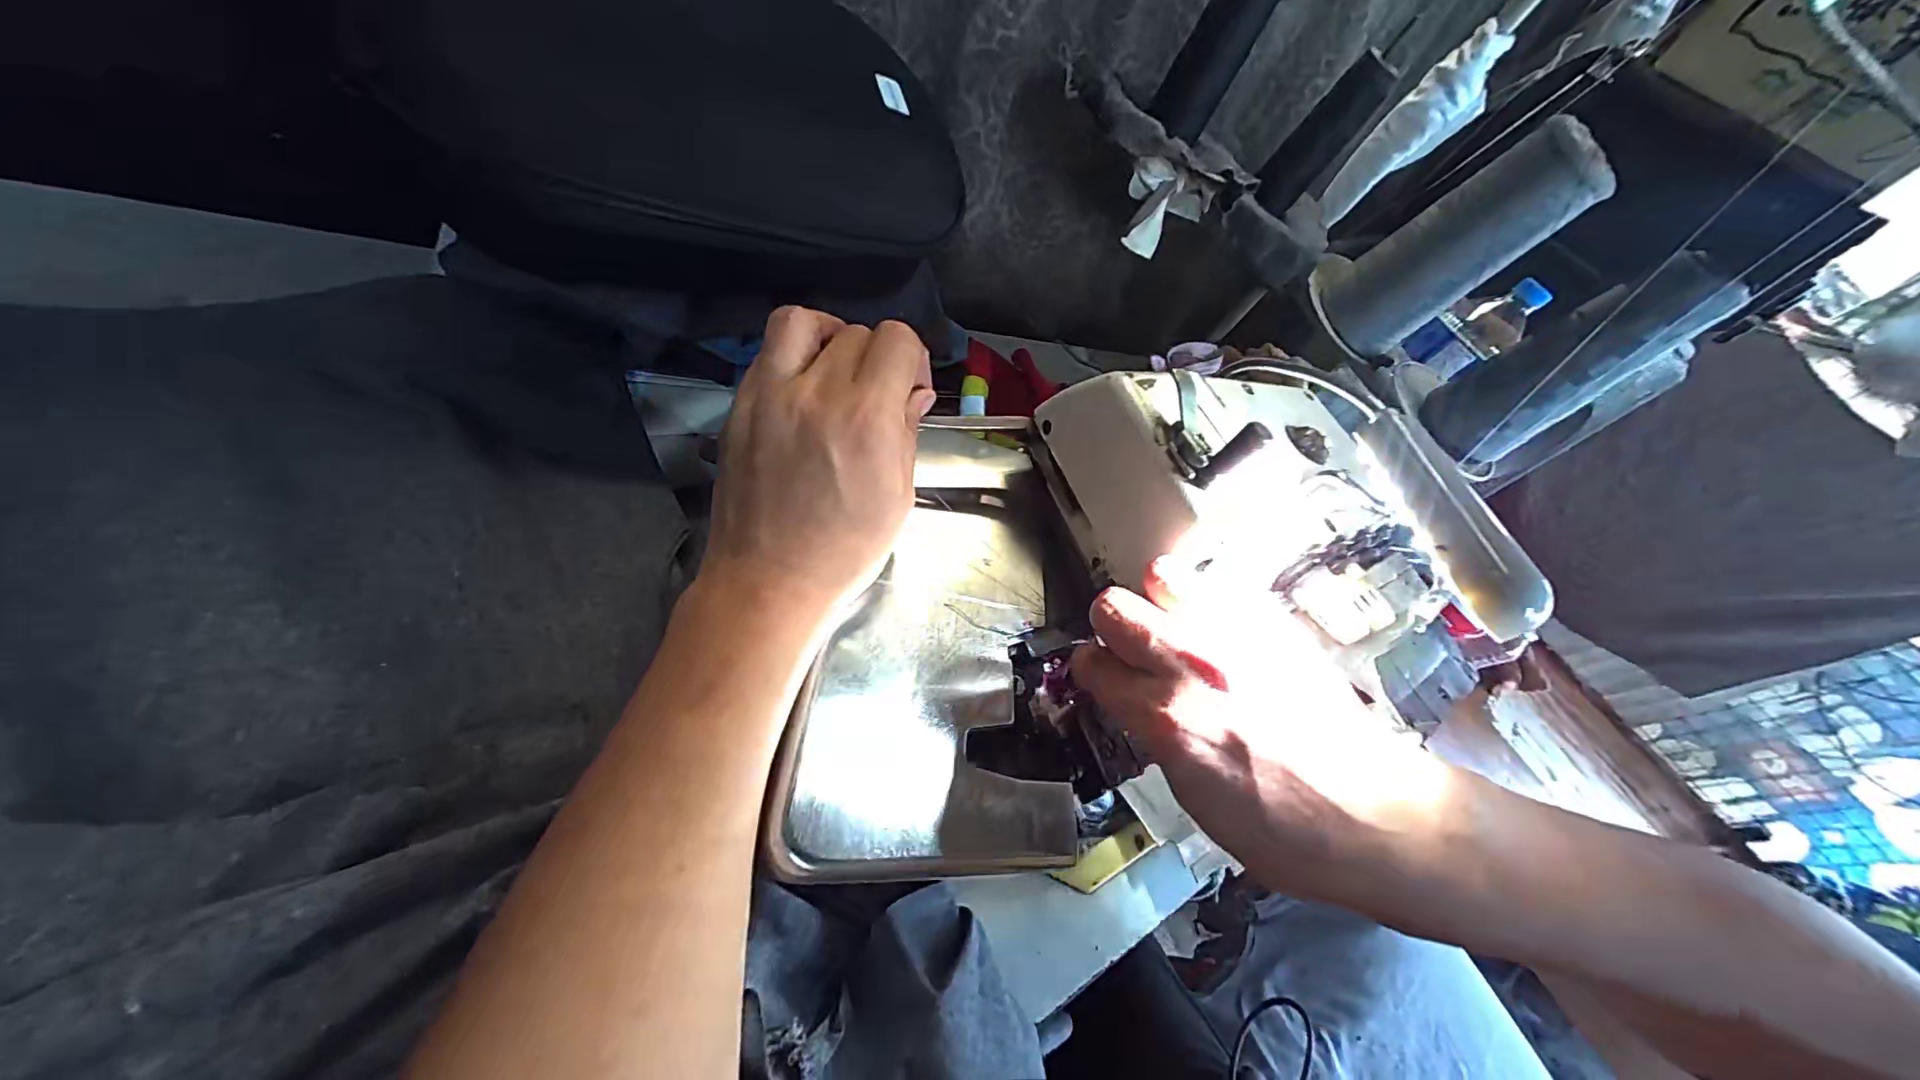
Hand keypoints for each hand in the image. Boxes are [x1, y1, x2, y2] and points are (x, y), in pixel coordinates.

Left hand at [702, 307, 934, 616]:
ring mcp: (769, 395)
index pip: (896, 338)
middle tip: (875, 395)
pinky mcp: (739, 407)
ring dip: (828, 336)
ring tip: (833, 370)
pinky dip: (792, 357)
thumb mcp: (898, 497)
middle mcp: (816, 393)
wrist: (769, 579)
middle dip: (877, 357)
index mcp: (866, 418)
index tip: (907, 390)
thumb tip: (915, 392)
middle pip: (856, 333)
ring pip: (801, 320)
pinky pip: (767, 352)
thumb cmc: (844, 549)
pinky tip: (802, 391)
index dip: (912, 358)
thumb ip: (906, 432)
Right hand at [1072, 558, 1443, 885]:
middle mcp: (1193, 664)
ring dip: (1156, 601)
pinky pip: (1217, 586)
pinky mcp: (1274, 623)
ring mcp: (1236, 635)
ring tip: (1175, 628)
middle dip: (1109, 628)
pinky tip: (1222, 634)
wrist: (1381, 819)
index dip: (1091, 673)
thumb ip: (1153, 734)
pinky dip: (1205, 602)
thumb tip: (1136, 705)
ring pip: (1160, 575)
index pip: (1092, 665)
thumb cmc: (1284, 832)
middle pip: (1112, 606)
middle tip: (1129, 651)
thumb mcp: (1192, 797)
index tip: (1101, 679)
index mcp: (1166, 718)